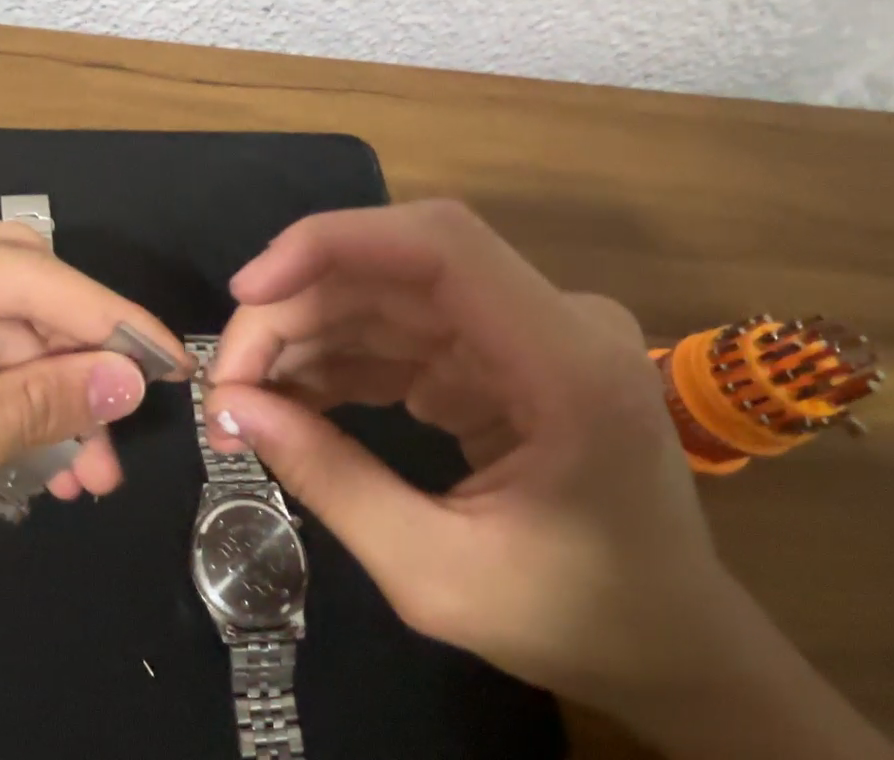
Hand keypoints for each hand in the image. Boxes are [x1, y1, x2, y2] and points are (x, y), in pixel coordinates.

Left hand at [0, 215, 185, 653]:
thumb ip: (25, 413)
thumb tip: (130, 378)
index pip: (22, 273)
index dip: (107, 318)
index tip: (177, 366)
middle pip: (11, 295)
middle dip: (74, 362)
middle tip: (126, 437)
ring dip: (43, 401)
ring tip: (88, 478)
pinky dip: (0, 419)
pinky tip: (39, 469)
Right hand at [203, 201, 743, 712]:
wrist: (669, 647)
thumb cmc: (574, 621)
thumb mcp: (435, 574)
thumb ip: (329, 480)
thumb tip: (230, 407)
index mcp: (565, 365)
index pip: (440, 247)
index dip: (330, 245)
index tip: (246, 293)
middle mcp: (550, 322)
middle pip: (392, 268)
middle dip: (292, 310)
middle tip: (225, 383)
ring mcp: (523, 333)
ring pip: (383, 296)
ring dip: (302, 335)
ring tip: (242, 398)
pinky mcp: (494, 355)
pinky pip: (396, 333)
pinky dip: (333, 359)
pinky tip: (285, 398)